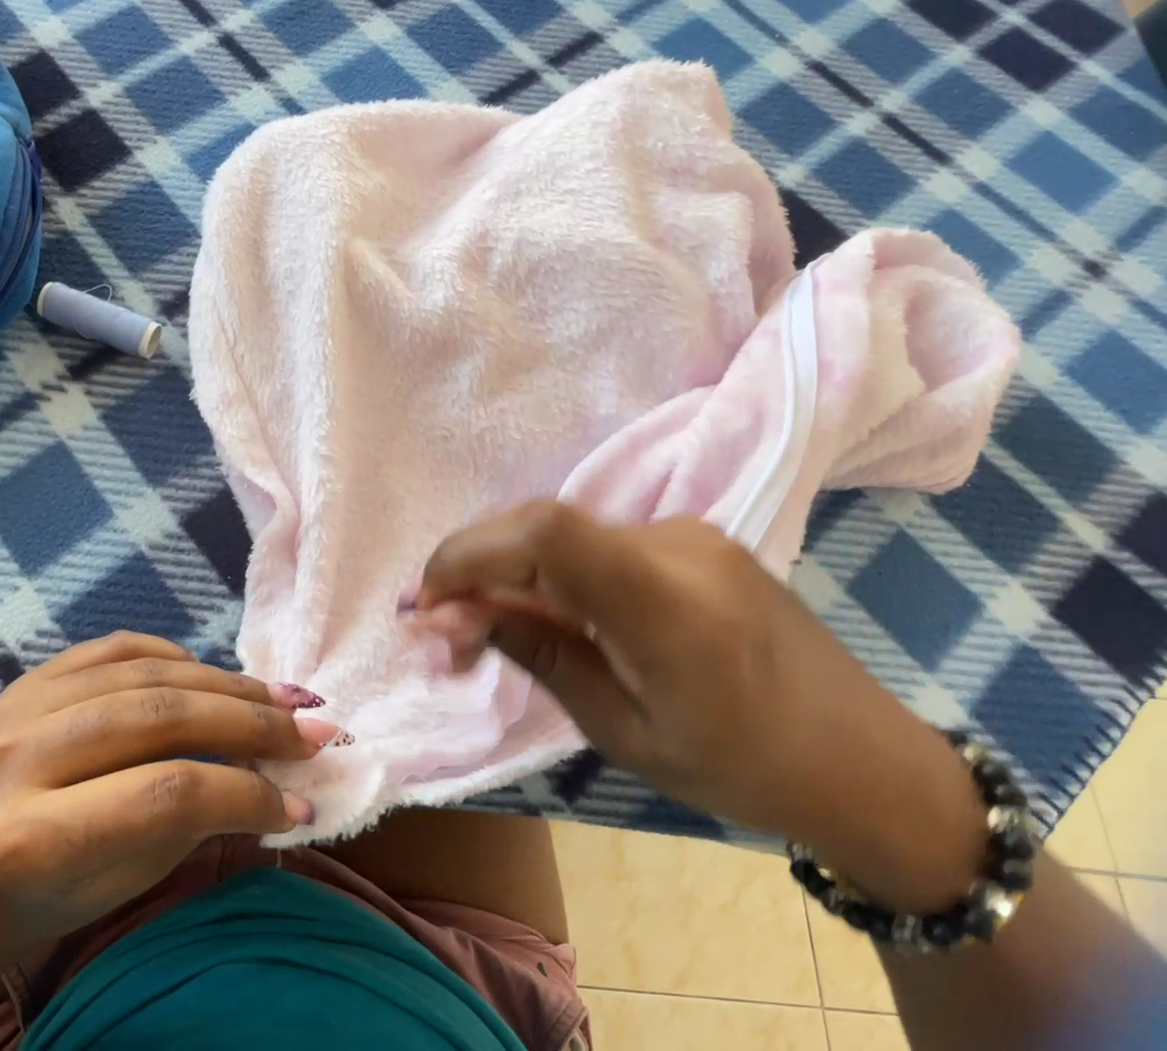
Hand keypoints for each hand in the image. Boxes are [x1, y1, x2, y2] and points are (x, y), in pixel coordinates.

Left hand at [0, 632, 336, 950]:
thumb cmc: (53, 895)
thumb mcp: (126, 880)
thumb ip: (194, 821)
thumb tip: (279, 777)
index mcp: (33, 836)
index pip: (165, 794)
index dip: (243, 792)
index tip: (299, 799)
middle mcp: (17, 759)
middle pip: (158, 719)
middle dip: (248, 722)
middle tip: (311, 732)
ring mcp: (16, 709)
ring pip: (143, 677)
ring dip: (224, 684)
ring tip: (280, 699)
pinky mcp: (24, 681)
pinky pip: (115, 649)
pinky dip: (174, 658)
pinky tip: (214, 677)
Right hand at [411, 501, 984, 907]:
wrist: (865, 761)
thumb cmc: (740, 768)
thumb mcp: (621, 729)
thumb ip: (534, 652)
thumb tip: (446, 618)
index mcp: (666, 604)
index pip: (543, 535)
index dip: (466, 554)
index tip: (426, 607)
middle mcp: (678, 546)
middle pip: (540, 524)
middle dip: (470, 565)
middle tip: (436, 628)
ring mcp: (691, 535)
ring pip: (562, 530)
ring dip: (504, 568)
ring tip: (475, 625)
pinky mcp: (694, 540)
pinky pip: (595, 542)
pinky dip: (546, 569)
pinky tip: (535, 610)